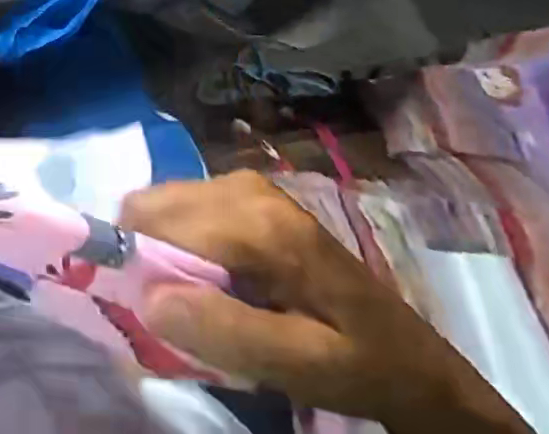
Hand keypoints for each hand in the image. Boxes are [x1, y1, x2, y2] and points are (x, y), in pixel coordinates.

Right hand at [122, 170, 528, 433]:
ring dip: (159, 251)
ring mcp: (242, 183)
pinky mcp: (242, 191)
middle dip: (145, 256)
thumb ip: (229, 332)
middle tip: (172, 309)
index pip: (155, 221)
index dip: (137, 263)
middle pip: (150, 206)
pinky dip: (174, 242)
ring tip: (194, 298)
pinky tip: (208, 279)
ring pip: (159, 205)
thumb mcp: (304, 365)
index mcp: (258, 221)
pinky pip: (179, 208)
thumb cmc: (358, 362)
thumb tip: (149, 299)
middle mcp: (242, 186)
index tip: (146, 310)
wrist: (411, 356)